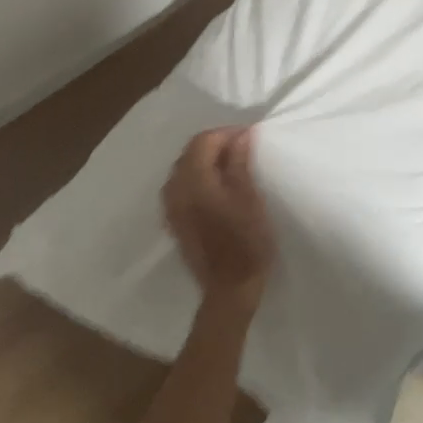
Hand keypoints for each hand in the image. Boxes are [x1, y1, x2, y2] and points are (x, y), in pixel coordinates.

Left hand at [163, 127, 275, 303]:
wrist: (229, 288)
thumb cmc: (247, 243)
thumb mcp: (250, 200)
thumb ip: (240, 165)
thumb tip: (240, 135)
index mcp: (195, 185)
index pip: (203, 142)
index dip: (227, 134)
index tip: (251, 138)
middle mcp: (176, 192)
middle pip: (189, 152)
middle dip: (215, 144)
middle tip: (243, 149)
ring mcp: (172, 208)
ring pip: (183, 168)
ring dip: (205, 160)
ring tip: (232, 166)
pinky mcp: (174, 221)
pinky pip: (180, 186)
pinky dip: (197, 176)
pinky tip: (216, 186)